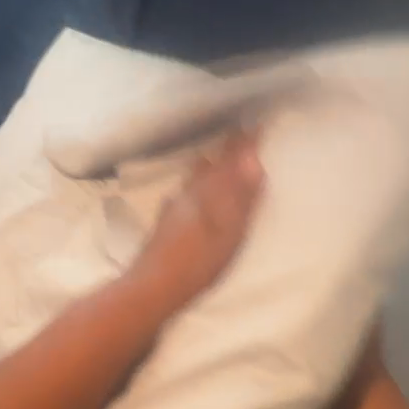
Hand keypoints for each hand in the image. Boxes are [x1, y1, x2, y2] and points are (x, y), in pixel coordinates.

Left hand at [122, 131, 264, 316]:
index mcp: (207, 193)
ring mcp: (173, 207)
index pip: (229, 160)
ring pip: (193, 176)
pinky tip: (191, 193)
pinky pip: (184, 192)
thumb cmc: (197, 263)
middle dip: (226, 149)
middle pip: (209, 164)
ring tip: (217, 158)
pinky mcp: (164, 223)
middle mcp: (188, 194)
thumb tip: (254, 160)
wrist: (151, 286)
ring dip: (208, 164)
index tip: (256, 122)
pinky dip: (195, 184)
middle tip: (239, 135)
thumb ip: (240, 197)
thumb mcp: (228, 233)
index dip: (244, 142)